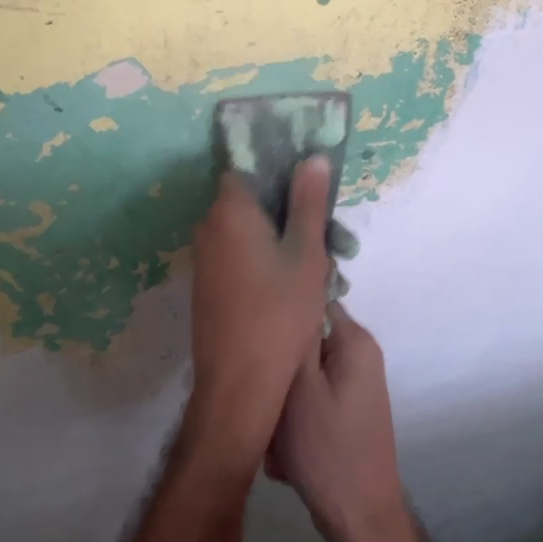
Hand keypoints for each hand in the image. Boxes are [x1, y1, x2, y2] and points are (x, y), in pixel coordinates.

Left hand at [187, 156, 334, 455]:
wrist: (238, 384)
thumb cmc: (278, 313)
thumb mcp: (306, 254)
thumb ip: (309, 202)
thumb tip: (312, 157)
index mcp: (229, 211)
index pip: (249, 170)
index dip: (281, 174)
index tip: (314, 191)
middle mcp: (209, 229)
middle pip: (255, 205)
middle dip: (295, 216)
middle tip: (337, 242)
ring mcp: (206, 260)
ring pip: (252, 235)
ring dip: (287, 243)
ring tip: (329, 271)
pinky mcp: (209, 287)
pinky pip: (241, 259)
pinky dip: (269, 263)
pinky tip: (302, 290)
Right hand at [269, 305, 433, 541]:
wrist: (358, 513)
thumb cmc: (326, 447)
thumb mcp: (300, 386)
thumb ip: (296, 339)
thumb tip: (293, 297)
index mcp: (354, 341)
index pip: (312, 303)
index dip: (282, 319)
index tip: (259, 342)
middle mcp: (359, 357)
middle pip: (305, 347)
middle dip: (280, 376)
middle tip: (269, 405)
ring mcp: (354, 388)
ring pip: (302, 381)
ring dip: (283, 408)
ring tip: (277, 439)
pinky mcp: (346, 415)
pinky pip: (311, 406)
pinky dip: (296, 427)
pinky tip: (287, 456)